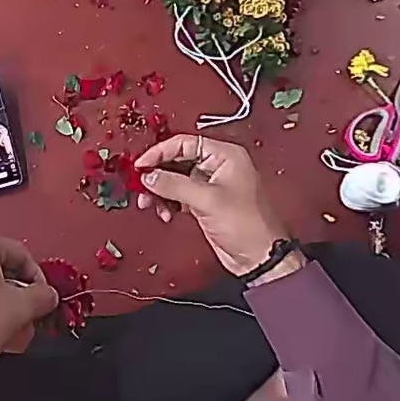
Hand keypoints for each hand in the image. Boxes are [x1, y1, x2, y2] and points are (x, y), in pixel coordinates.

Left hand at [0, 232, 56, 399]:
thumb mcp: (19, 309)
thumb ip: (42, 297)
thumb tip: (47, 296)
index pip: (21, 254)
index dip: (38, 278)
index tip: (43, 295)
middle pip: (3, 272)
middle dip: (20, 298)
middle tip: (31, 315)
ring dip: (6, 310)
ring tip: (15, 332)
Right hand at [135, 135, 299, 278]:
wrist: (259, 257)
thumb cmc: (246, 224)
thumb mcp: (207, 200)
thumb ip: (174, 185)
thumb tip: (148, 175)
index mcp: (225, 155)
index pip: (186, 143)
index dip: (161, 152)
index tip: (141, 164)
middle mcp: (218, 165)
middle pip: (178, 160)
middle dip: (158, 173)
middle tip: (140, 185)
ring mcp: (211, 184)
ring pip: (175, 179)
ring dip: (159, 190)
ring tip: (148, 203)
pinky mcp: (205, 202)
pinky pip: (179, 195)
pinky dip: (168, 202)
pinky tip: (165, 212)